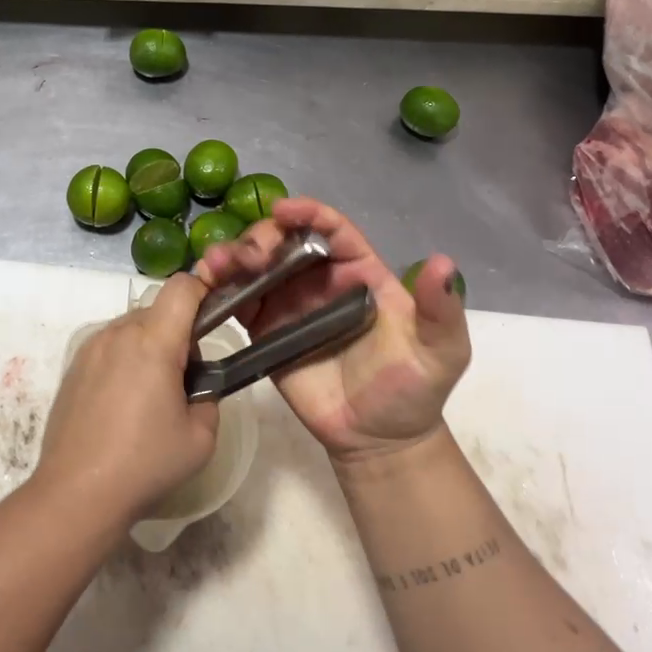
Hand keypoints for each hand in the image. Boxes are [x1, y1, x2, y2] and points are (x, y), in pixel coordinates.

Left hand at [33, 274, 219, 525]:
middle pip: (157, 310)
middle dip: (178, 333)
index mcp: (152, 342)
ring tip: (150, 398)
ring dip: (149, 347)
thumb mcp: (201, 438)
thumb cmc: (145, 464)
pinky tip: (122, 406)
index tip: (214, 322)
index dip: (204, 293)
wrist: (77, 493)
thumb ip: (209, 397)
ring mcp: (90, 348)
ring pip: (132, 328)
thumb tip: (196, 385)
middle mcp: (118, 333)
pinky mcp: (73, 367)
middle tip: (183, 381)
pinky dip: (124, 361)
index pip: (181, 286)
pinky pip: (109, 347)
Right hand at [195, 198, 469, 463]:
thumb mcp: (442, 350)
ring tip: (218, 264)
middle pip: (285, 240)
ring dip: (234, 255)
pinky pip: (239, 302)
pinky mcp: (264, 332)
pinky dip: (220, 288)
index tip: (283, 210)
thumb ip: (441, 309)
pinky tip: (207, 285)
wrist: (379, 442)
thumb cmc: (414, 391)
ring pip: (255, 265)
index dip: (309, 214)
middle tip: (251, 256)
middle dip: (263, 236)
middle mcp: (319, 281)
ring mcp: (288, 305)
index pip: (332, 230)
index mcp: (359, 272)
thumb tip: (444, 264)